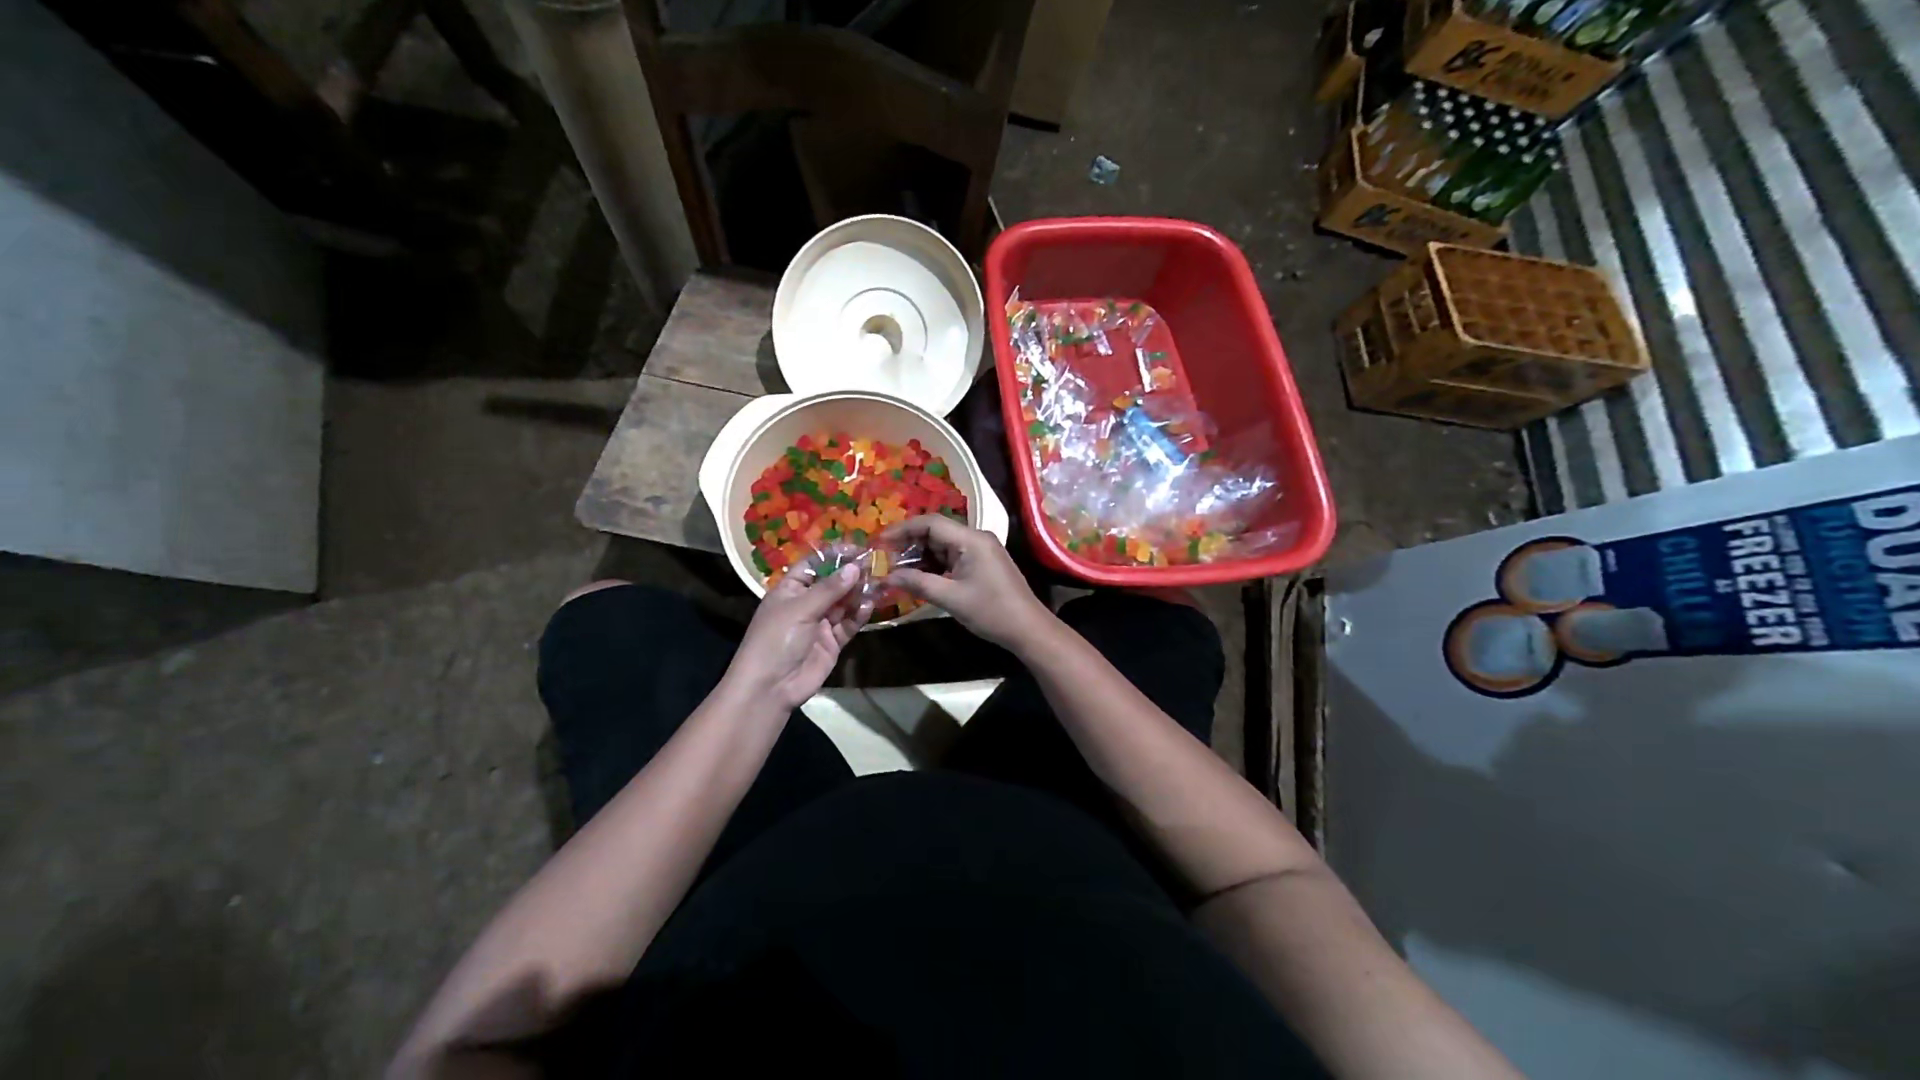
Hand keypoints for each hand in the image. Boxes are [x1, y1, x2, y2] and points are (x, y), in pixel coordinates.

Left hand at [726, 563, 870, 710]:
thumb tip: (854, 567)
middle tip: (875, 565)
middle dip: (851, 574)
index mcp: (789, 590)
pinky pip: (848, 624)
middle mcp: (805, 604)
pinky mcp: (832, 643)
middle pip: (832, 584)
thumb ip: (830, 589)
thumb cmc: (777, 639)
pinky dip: (859, 616)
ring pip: (844, 603)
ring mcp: (819, 624)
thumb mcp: (801, 608)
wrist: (771, 687)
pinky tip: (869, 606)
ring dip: (859, 593)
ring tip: (878, 582)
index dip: (833, 555)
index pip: (813, 566)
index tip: (857, 548)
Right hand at [881, 515, 1053, 649]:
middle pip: (936, 531)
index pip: (930, 523)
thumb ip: (917, 583)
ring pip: (942, 544)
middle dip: (909, 543)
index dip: (902, 530)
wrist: (1028, 629)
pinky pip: (952, 556)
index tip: (880, 542)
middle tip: (885, 558)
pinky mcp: (982, 563)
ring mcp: (980, 550)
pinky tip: (918, 576)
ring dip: (920, 555)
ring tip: (896, 569)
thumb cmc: (991, 611)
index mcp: (971, 539)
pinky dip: (934, 564)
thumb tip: (887, 577)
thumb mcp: (951, 598)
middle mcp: (976, 538)